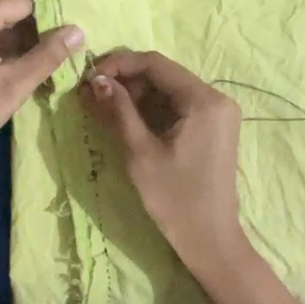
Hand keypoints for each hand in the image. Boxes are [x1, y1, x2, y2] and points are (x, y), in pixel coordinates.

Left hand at [0, 0, 83, 170]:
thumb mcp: (14, 85)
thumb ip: (48, 55)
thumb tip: (79, 30)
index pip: (21, 2)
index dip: (50, 15)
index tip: (72, 35)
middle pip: (9, 12)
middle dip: (37, 30)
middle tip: (65, 51)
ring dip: (22, 42)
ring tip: (51, 61)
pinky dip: (5, 49)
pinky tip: (25, 67)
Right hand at [82, 50, 245, 257]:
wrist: (210, 239)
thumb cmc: (175, 198)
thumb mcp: (140, 152)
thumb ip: (118, 110)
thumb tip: (95, 79)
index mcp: (204, 100)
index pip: (155, 64)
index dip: (118, 65)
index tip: (88, 77)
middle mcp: (215, 98)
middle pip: (162, 74)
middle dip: (124, 80)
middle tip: (90, 94)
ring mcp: (216, 112)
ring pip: (166, 89)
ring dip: (134, 94)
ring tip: (101, 107)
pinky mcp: (211, 126)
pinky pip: (175, 105)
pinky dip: (149, 108)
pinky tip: (124, 119)